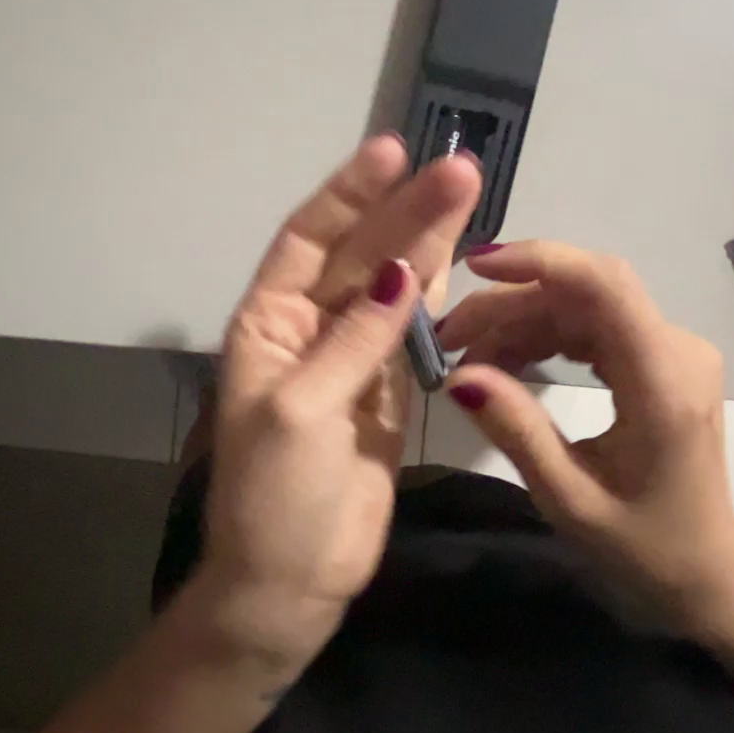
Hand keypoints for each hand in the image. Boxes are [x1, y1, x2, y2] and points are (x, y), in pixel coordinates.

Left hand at [201, 135, 480, 659]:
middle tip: (457, 167)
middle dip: (403, 211)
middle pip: (358, 255)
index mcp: (268, 324)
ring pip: (389, 287)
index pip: (308, 240)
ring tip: (465, 190)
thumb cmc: (276, 497)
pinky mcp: (384, 391)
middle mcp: (306, 329)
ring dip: (424, 242)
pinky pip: (410, 331)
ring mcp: (350, 358)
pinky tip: (453, 257)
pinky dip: (432, 295)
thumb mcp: (303, 410)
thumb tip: (398, 272)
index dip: (349, 195)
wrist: (291, 581)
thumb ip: (353, 341)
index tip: (391, 151)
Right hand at [435, 241, 733, 629]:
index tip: (474, 269)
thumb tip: (457, 376)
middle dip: (508, 304)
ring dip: (519, 322)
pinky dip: (542, 336)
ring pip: (580, 307)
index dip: (538, 261)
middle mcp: (675, 349)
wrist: (706, 572)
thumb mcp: (568, 499)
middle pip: (581, 293)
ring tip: (467, 360)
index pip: (604, 285)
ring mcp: (670, 350)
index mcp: (663, 381)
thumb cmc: (643, 547)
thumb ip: (517, 431)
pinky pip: (590, 328)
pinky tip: (505, 363)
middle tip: (447, 340)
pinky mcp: (657, 360)